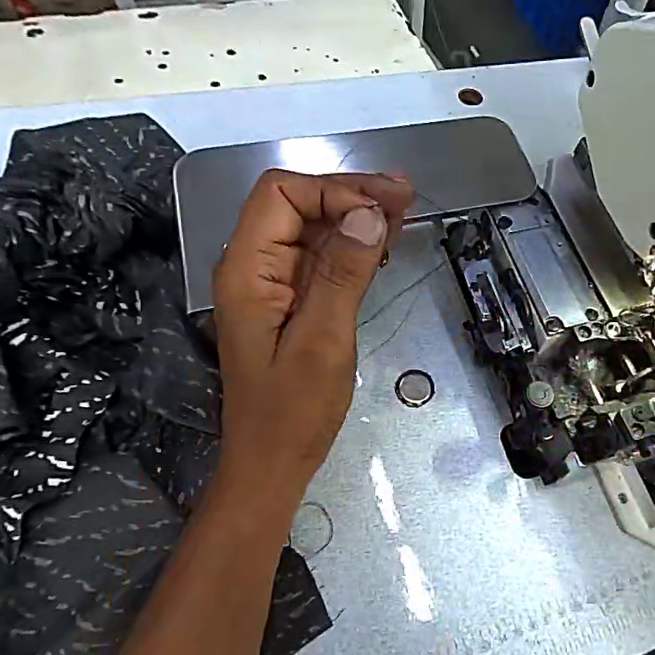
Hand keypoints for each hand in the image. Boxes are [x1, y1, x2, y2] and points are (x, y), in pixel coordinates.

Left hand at [211, 170, 412, 512]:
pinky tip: (384, 244)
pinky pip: (323, 260)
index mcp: (248, 270)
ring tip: (404, 212)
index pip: (283, 195)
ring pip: (314, 230)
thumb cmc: (292, 411)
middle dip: (351, 195)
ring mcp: (274, 285)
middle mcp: (255, 268)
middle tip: (406, 196)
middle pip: (298, 205)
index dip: (335, 193)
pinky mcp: (293, 303)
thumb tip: (369, 215)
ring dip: (357, 216)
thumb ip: (343, 274)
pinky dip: (355, 246)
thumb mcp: (324, 340)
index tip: (384, 212)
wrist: (272, 461)